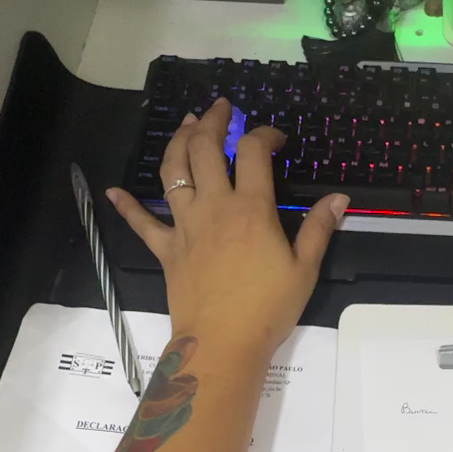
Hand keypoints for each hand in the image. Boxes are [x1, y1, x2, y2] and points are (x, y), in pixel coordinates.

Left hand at [108, 99, 347, 360]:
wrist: (224, 342)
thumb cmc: (269, 309)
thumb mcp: (305, 269)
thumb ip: (318, 229)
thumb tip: (339, 199)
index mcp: (251, 209)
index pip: (254, 152)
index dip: (264, 134)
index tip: (275, 136)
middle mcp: (214, 206)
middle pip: (205, 148)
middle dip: (213, 121)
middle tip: (221, 109)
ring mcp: (185, 225)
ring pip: (173, 171)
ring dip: (177, 141)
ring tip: (185, 125)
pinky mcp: (166, 249)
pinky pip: (142, 223)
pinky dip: (128, 206)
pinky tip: (114, 191)